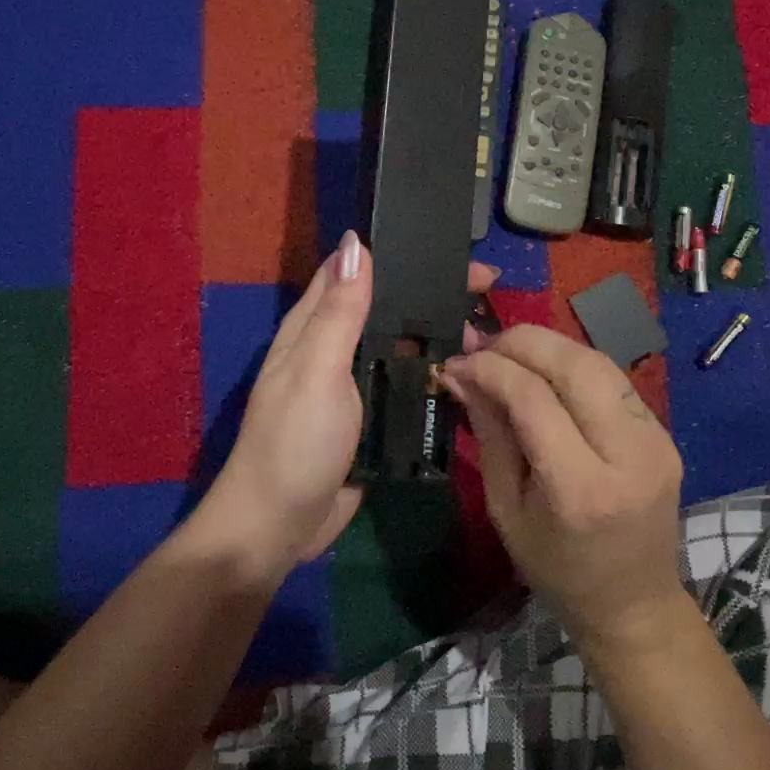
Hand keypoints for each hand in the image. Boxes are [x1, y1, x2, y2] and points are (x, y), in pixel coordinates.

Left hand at [200, 234, 504, 577]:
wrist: (281, 526)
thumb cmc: (295, 442)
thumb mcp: (316, 369)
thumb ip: (339, 311)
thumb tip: (356, 243)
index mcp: (313, 327)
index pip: (357, 272)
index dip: (401, 255)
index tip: (456, 253)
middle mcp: (333, 349)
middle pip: (387, 309)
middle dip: (433, 299)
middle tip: (488, 297)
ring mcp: (353, 387)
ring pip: (401, 348)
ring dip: (439, 339)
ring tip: (488, 341)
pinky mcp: (370, 420)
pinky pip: (406, 388)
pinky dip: (434, 379)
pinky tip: (470, 379)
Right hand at [442, 325, 686, 653]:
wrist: (634, 604)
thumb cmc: (557, 568)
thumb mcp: (506, 508)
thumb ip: (489, 433)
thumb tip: (459, 373)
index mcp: (581, 489)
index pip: (533, 399)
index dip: (490, 369)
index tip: (457, 362)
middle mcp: (628, 456)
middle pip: (576, 365)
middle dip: (522, 342)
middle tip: (482, 344)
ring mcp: (655, 441)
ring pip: (598, 362)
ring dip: (548, 347)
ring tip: (508, 353)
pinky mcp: (664, 434)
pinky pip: (613, 380)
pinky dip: (572, 366)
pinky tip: (544, 374)